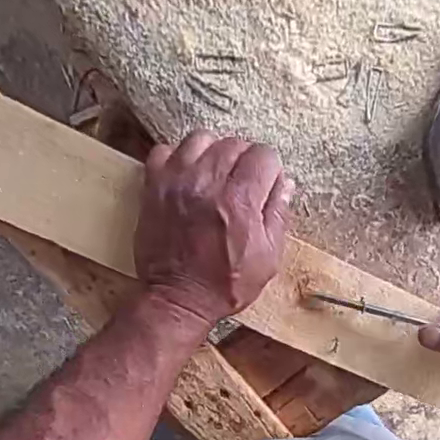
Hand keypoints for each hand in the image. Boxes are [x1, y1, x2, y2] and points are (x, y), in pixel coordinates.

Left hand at [135, 130, 294, 326]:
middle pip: (234, 143)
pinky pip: (164, 151)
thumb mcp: (267, 258)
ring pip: (201, 139)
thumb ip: (277, 216)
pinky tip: (185, 178)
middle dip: (243, 161)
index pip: (264, 155)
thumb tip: (285, 184)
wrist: (177, 299)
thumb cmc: (224, 285)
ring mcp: (177, 182)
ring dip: (211, 154)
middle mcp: (208, 183)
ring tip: (212, 177)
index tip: (263, 188)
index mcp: (240, 200)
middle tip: (239, 187)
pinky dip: (176, 159)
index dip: (268, 172)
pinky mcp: (154, 188)